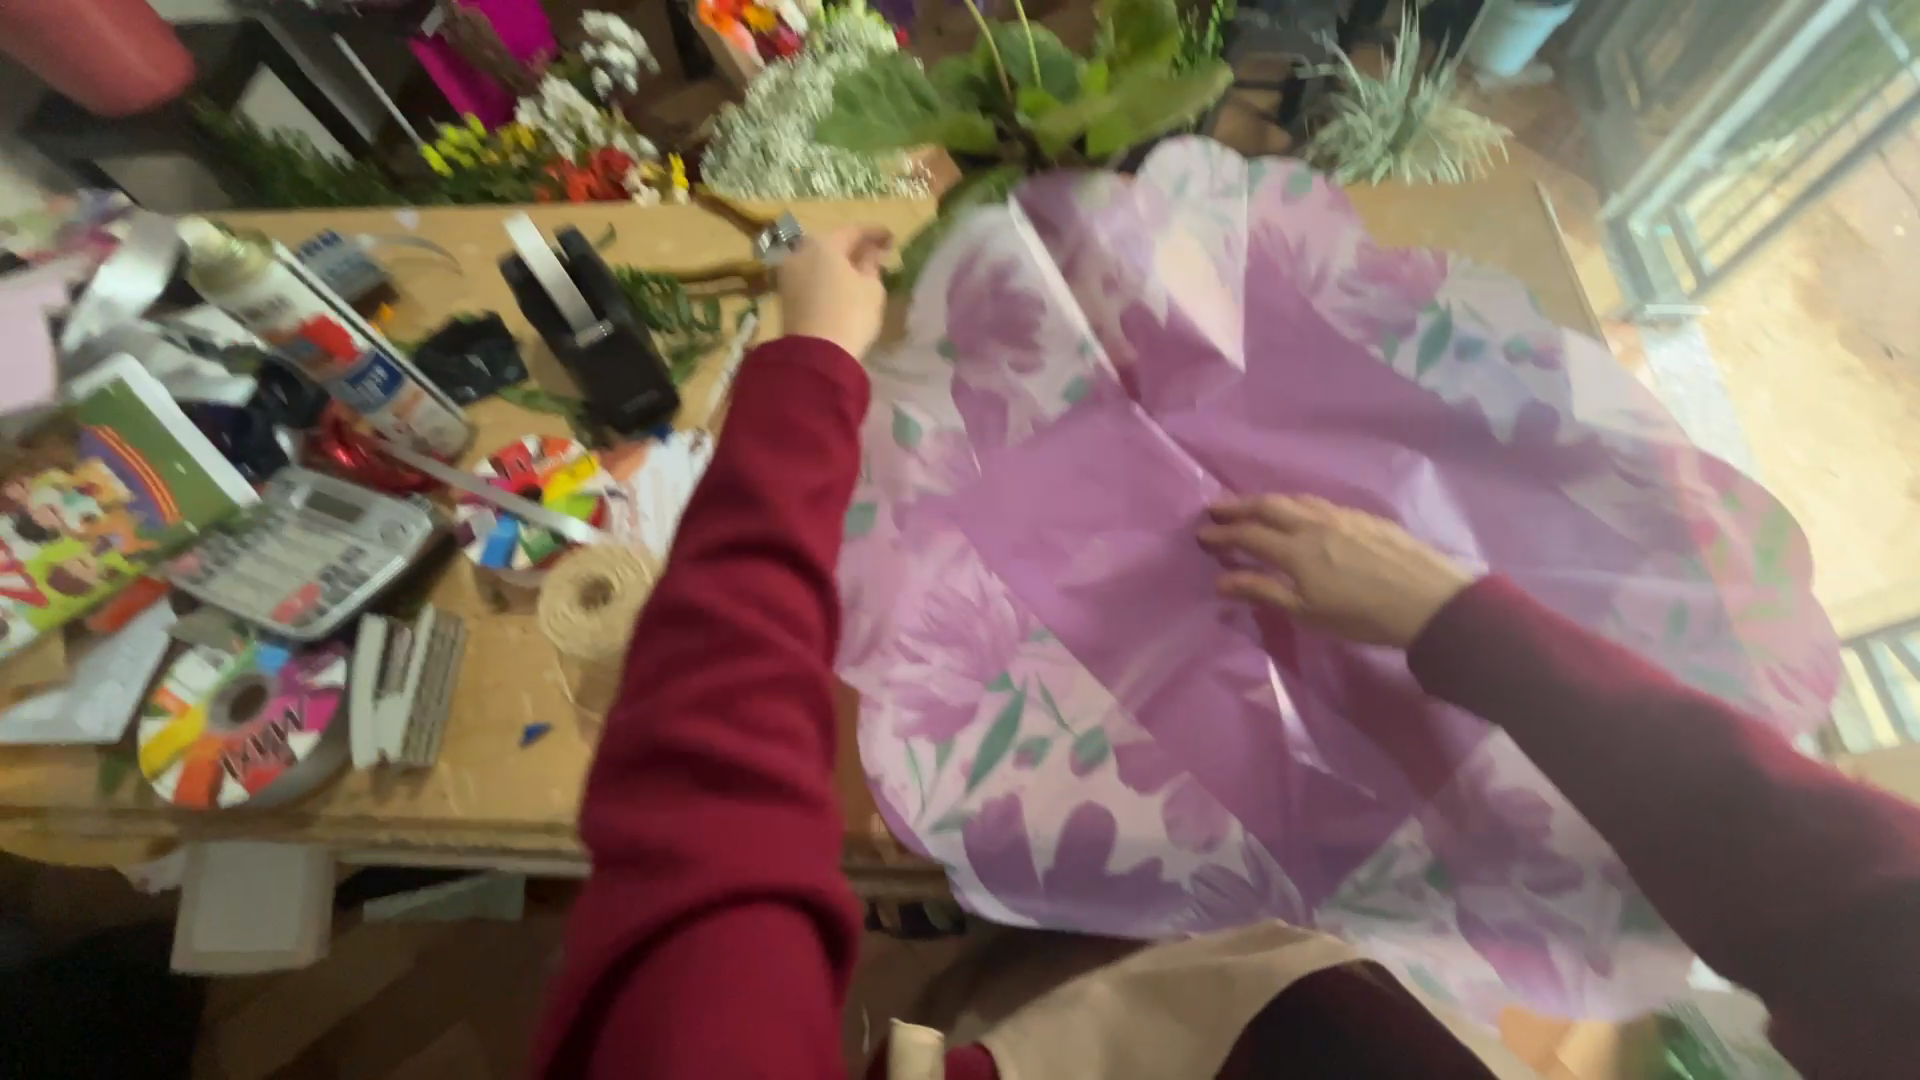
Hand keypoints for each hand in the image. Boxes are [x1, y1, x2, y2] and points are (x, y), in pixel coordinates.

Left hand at [777, 225, 892, 359]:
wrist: (816, 355)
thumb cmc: (850, 315)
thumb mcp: (872, 289)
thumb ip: (872, 265)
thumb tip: (870, 254)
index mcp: (824, 243)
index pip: (854, 230)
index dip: (875, 233)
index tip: (891, 239)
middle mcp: (800, 252)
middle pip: (832, 244)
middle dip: (854, 248)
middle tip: (874, 255)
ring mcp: (789, 275)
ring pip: (819, 262)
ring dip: (839, 264)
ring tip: (858, 274)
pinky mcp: (785, 297)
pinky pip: (811, 278)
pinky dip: (827, 278)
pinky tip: (840, 287)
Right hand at [1197, 495, 1475, 647]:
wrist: (1430, 602)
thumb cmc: (1361, 615)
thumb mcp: (1306, 612)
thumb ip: (1262, 592)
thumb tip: (1220, 581)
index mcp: (1294, 549)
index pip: (1247, 534)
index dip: (1221, 534)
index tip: (1201, 534)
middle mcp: (1312, 524)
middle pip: (1267, 506)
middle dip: (1237, 507)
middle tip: (1215, 509)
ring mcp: (1340, 516)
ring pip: (1294, 499)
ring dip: (1266, 501)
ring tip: (1251, 506)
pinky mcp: (1362, 517)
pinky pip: (1317, 502)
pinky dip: (1295, 503)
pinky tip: (1298, 511)